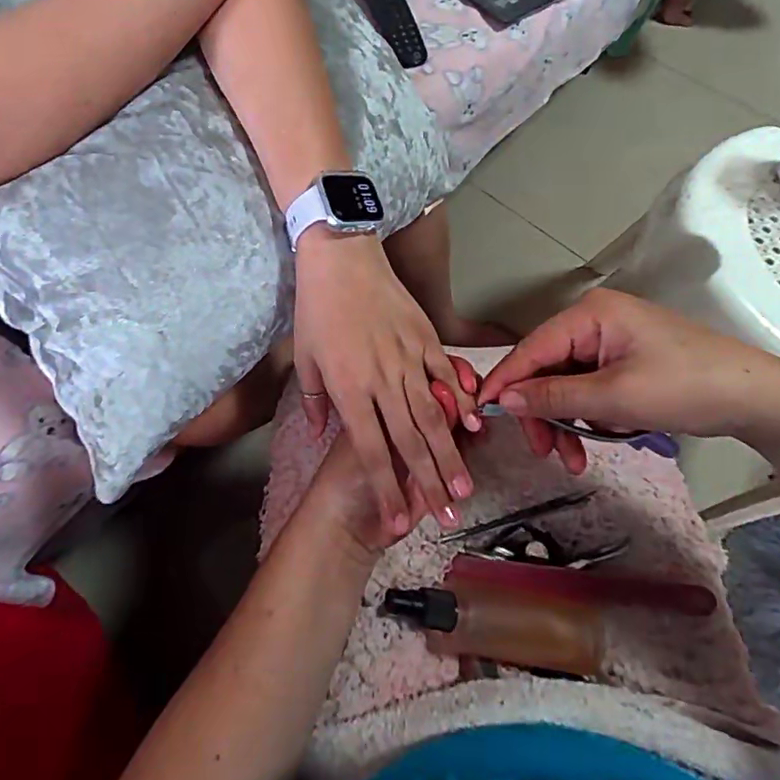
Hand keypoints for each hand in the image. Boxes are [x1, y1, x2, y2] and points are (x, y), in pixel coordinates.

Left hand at [293, 233, 476, 536]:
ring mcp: (409, 359)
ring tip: (465, 487)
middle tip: (450, 518)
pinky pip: (446, 376)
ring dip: (450, 454)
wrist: (341, 257)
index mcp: (349, 390)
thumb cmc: (317, 307)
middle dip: (429, 484)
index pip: (371, 451)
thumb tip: (318, 433)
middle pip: (409, 442)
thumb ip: (311, 401)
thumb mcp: (303, 357)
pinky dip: (461, 401)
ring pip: (433, 415)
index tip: (401, 522)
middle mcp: (383, 381)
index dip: (387, 490)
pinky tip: (476, 424)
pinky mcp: (426, 339)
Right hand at [477, 288, 779, 450]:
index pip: (532, 348)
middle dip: (542, 412)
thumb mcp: (615, 396)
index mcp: (590, 315)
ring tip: (573, 460)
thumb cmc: (687, 386)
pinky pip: (587, 389)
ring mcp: (609, 342)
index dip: (505, 380)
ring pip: (565, 384)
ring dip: (564, 422)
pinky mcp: (622, 361)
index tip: (479, 411)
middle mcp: (594, 322)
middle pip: (546, 369)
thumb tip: (504, 398)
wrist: (755, 397)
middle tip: (544, 452)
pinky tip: (595, 440)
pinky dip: (585, 417)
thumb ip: (555, 397)